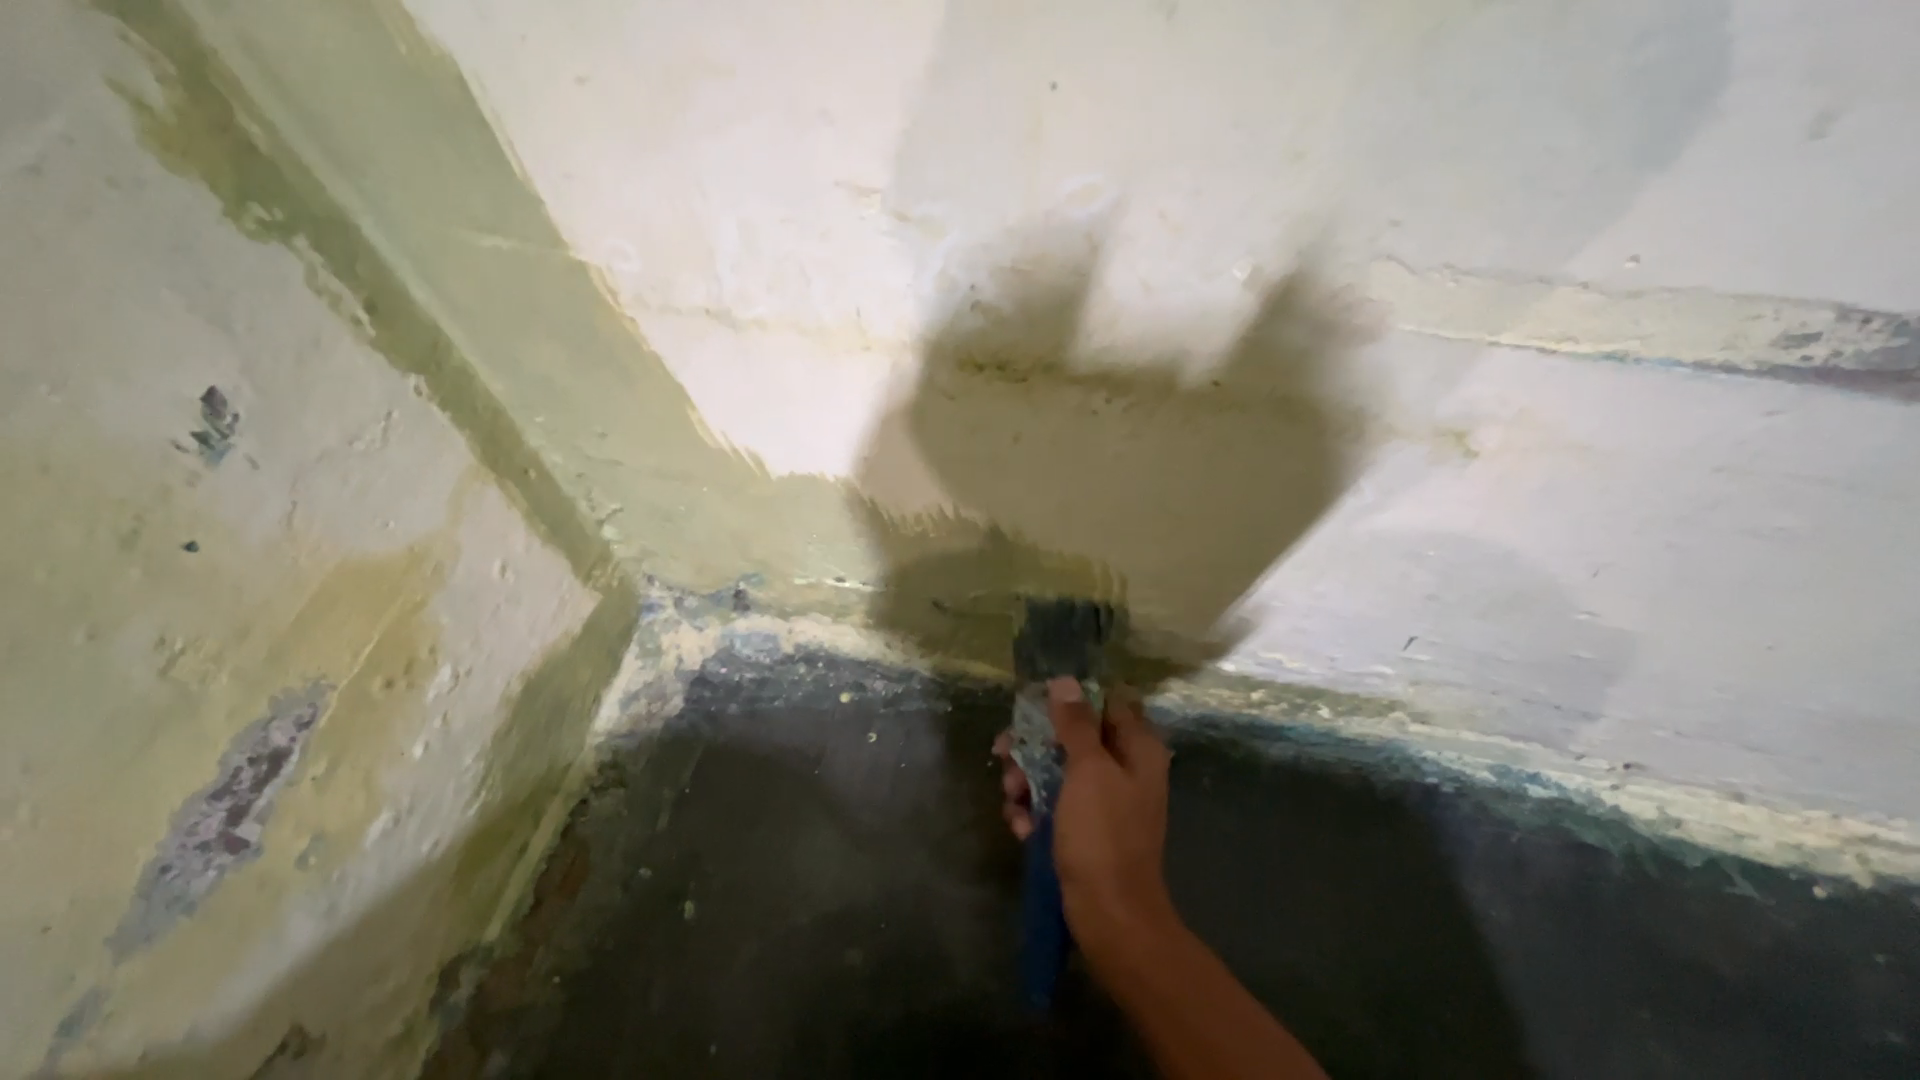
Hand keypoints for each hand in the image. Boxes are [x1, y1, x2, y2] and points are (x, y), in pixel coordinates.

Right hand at [993, 677, 1177, 951]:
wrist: (1110, 915)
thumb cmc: (1103, 835)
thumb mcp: (1088, 771)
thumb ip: (1076, 724)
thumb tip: (1065, 681)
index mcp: (1137, 748)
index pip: (1105, 702)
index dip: (1069, 699)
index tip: (1034, 703)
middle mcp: (1123, 769)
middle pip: (1072, 737)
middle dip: (1034, 745)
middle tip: (1004, 753)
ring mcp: (1103, 801)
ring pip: (1056, 771)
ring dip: (1027, 781)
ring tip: (1012, 799)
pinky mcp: (1084, 830)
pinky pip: (1053, 806)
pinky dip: (1033, 813)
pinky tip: (1021, 829)